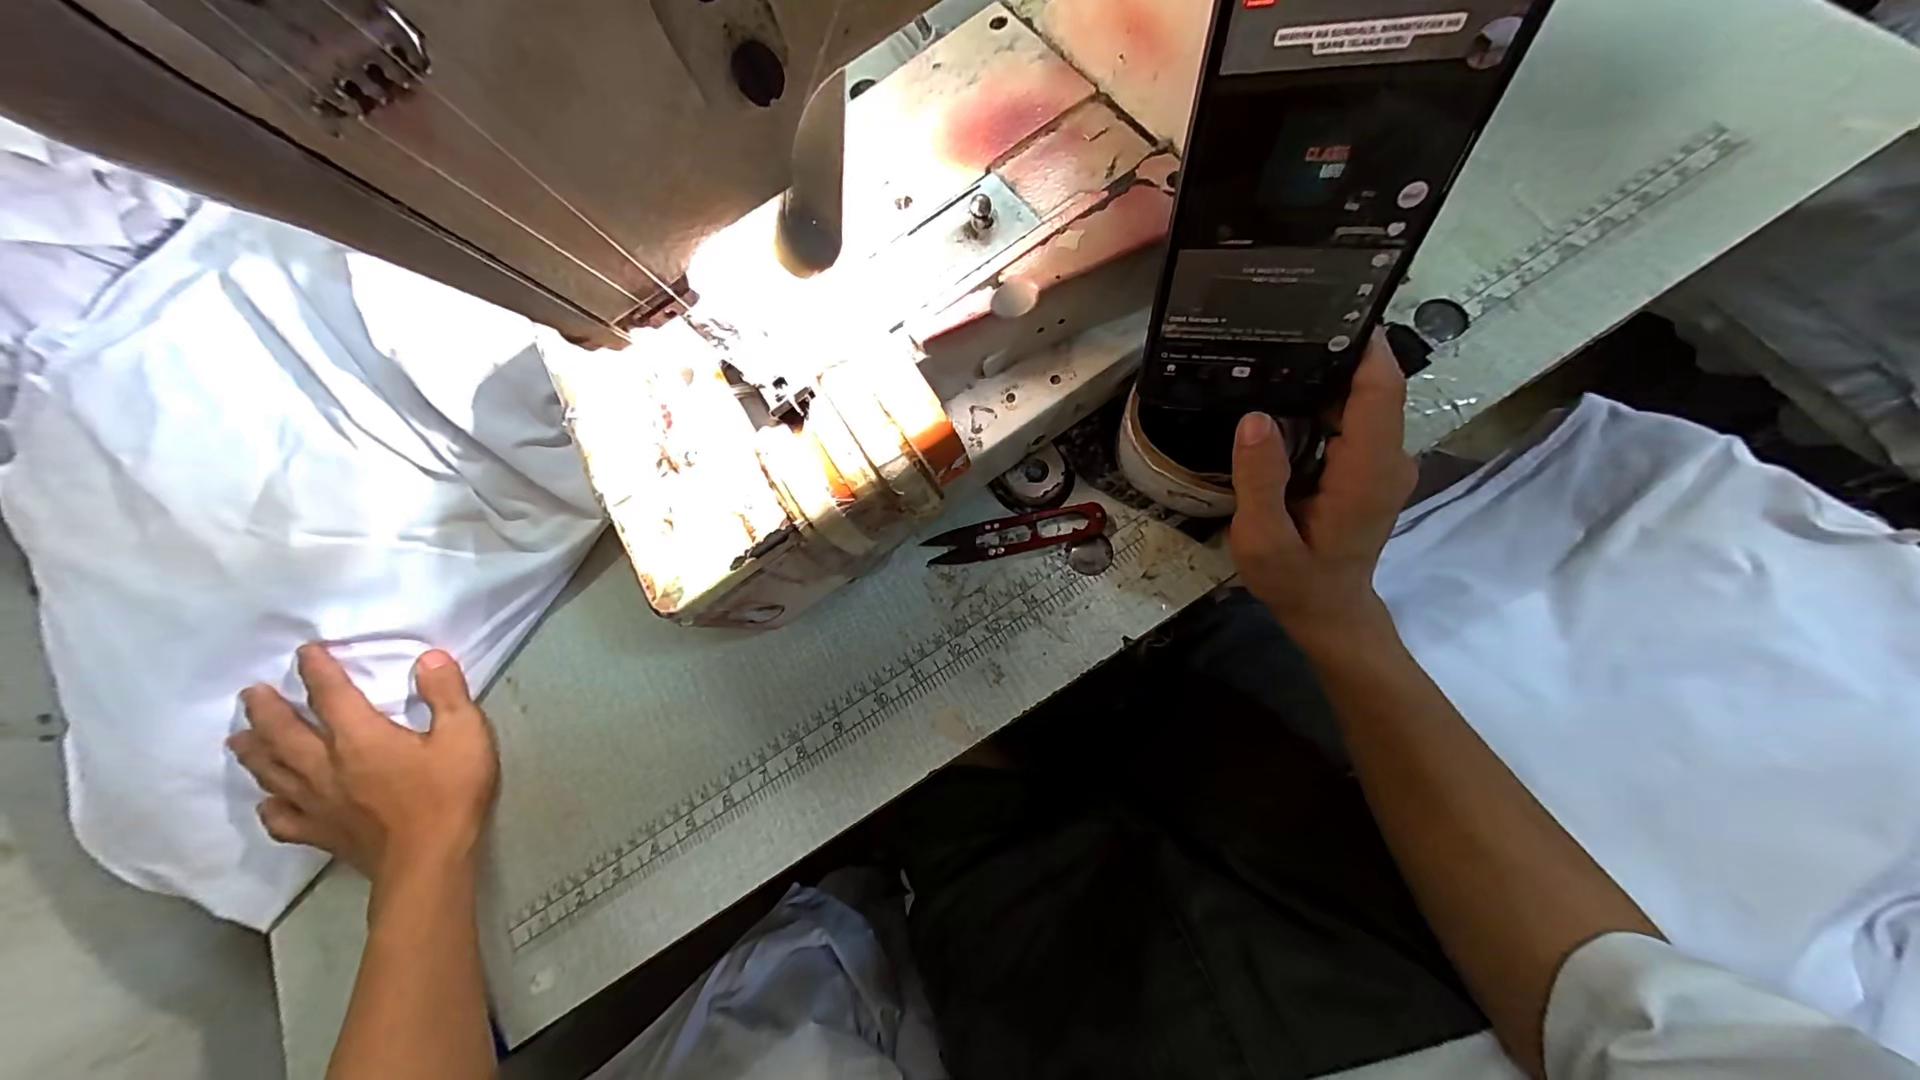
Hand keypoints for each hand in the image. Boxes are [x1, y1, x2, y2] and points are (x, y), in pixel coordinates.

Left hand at [230, 644, 499, 881]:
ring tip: (238, 737)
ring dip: (253, 750)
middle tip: (251, 692)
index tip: (305, 651)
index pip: (332, 696)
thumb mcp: (465, 733)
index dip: (318, 671)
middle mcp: (326, 766)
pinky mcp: (320, 832)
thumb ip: (446, 693)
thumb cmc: (451, 790)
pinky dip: (269, 805)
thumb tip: (429, 658)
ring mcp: (317, 803)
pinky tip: (268, 801)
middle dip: (268, 709)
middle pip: (285, 733)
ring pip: (272, 771)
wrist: (430, 857)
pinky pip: (281, 817)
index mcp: (361, 739)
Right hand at [1229, 331, 1417, 647]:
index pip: (1380, 391)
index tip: (1330, 307)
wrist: (1328, 613)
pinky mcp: (1367, 469)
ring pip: (1359, 403)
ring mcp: (1381, 463)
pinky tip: (1279, 401)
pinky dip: (1320, 405)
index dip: (1364, 346)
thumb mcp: (1264, 539)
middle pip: (1370, 389)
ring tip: (1269, 356)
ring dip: (1321, 380)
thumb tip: (1255, 417)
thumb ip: (1261, 480)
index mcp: (1368, 472)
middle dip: (1329, 356)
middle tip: (1273, 330)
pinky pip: (1350, 422)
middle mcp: (1387, 459)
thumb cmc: (1296, 581)